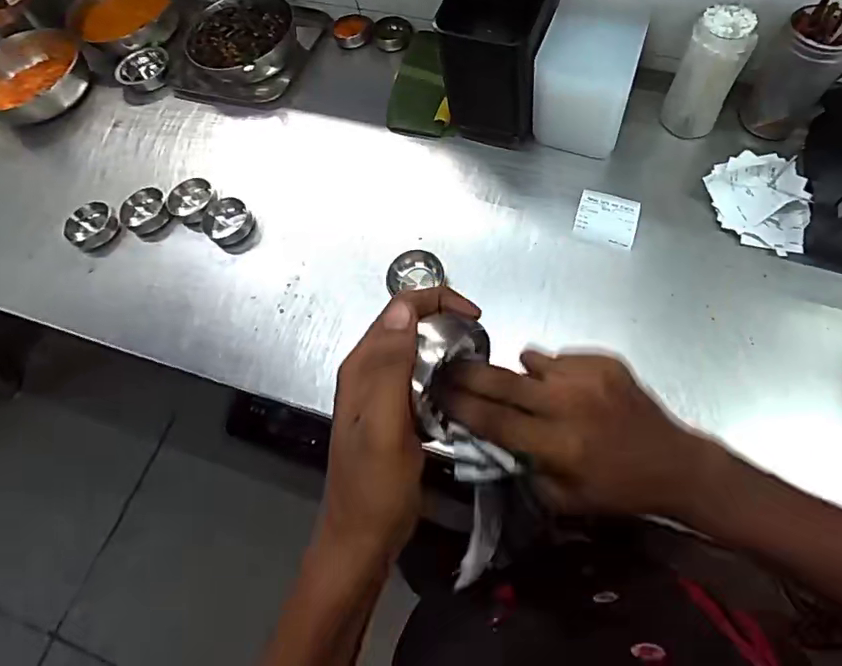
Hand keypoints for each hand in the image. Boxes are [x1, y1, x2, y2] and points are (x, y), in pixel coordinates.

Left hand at [318, 286, 481, 563]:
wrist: (362, 540)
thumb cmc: (374, 487)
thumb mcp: (385, 426)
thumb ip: (389, 366)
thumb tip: (403, 308)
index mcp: (362, 366)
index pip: (398, 309)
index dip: (436, 300)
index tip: (474, 316)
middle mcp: (367, 370)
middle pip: (406, 324)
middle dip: (443, 320)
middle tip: (479, 340)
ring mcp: (378, 391)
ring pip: (413, 349)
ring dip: (443, 346)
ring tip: (475, 360)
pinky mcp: (392, 411)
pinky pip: (417, 377)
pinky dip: (440, 373)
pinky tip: (459, 390)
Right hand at [440, 350, 719, 519]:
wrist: (676, 464)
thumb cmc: (617, 489)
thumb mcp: (567, 501)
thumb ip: (524, 470)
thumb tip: (488, 439)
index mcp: (560, 445)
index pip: (496, 420)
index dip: (462, 406)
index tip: (437, 393)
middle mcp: (570, 405)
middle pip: (503, 380)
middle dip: (469, 373)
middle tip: (450, 367)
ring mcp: (587, 376)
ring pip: (530, 362)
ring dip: (524, 375)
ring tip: (537, 391)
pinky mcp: (603, 360)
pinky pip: (559, 358)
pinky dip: (556, 372)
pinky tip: (573, 390)